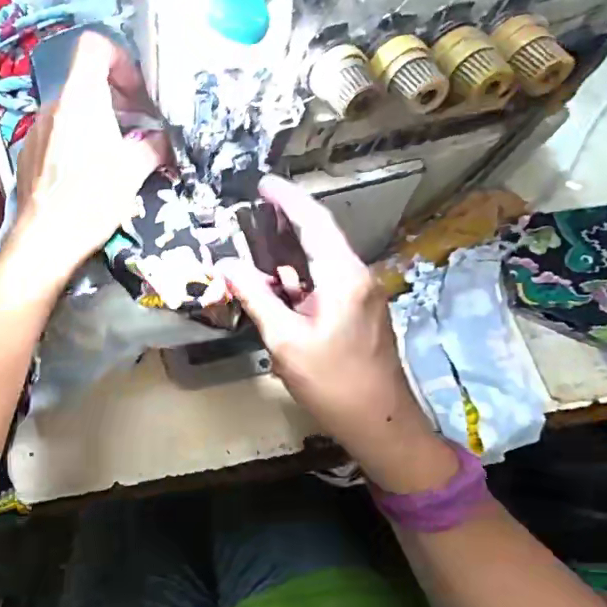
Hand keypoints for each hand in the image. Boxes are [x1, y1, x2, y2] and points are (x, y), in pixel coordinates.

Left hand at [1, 30, 165, 282]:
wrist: (44, 241)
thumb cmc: (91, 201)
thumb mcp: (133, 171)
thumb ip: (154, 146)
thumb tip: (163, 142)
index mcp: (80, 98)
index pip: (95, 47)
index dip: (121, 61)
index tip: (136, 93)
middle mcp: (53, 106)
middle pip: (87, 84)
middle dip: (117, 102)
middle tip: (138, 130)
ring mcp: (36, 131)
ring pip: (72, 112)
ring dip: (98, 124)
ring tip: (116, 156)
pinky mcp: (28, 156)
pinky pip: (57, 136)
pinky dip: (76, 144)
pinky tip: (88, 175)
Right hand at [216, 177, 459, 494]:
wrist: (380, 421)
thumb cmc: (332, 382)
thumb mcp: (285, 341)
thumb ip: (256, 299)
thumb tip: (227, 266)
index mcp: (343, 277)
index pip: (313, 223)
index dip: (287, 200)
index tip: (263, 184)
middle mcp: (357, 278)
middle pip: (320, 237)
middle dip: (288, 220)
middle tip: (254, 208)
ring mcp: (360, 296)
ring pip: (322, 261)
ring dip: (291, 250)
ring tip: (258, 239)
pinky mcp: (357, 314)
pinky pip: (325, 282)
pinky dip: (299, 276)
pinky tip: (277, 280)